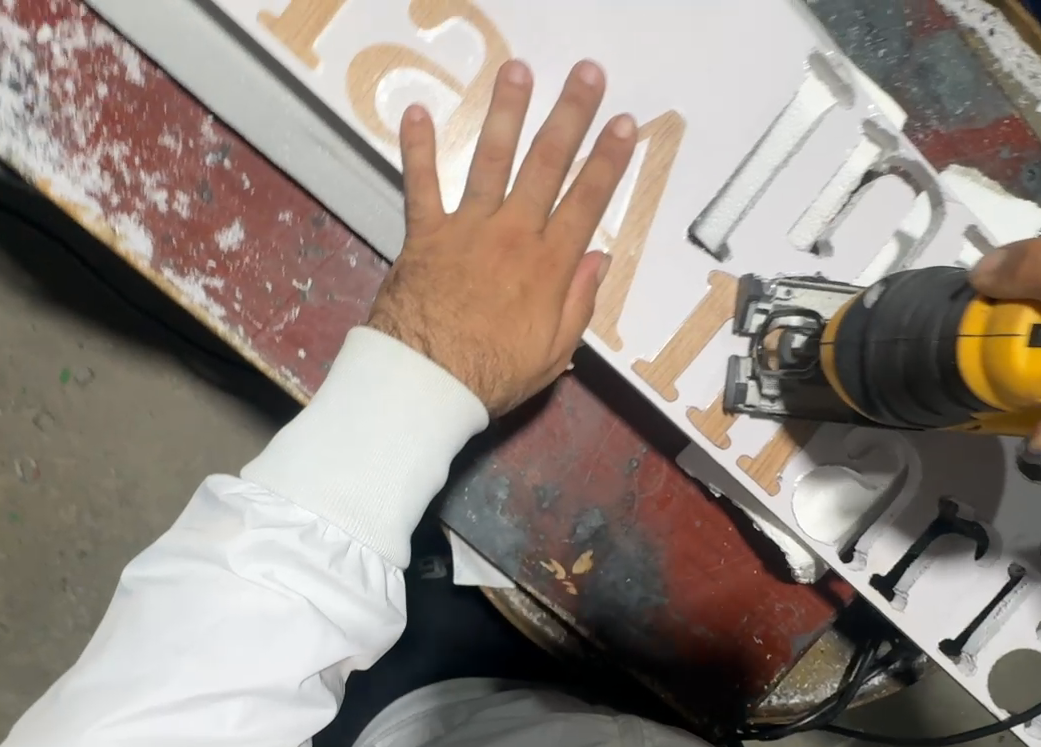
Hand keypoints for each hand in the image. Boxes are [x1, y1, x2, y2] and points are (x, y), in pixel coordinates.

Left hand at [364, 60, 637, 415]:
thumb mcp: (555, 352)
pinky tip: (416, 111)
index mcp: (549, 266)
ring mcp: (468, 228)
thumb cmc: (496, 373)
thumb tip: (599, 258)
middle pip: (547, 166)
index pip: (587, 202)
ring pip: (491, 160)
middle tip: (586, 74)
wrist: (431, 381)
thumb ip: (579, 303)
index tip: (624, 125)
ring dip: (507, 113)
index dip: (608, 161)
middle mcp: (513, 234)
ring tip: (518, 71)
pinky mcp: (426, 234)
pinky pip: (421, 185)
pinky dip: (417, 150)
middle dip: (570, 116)